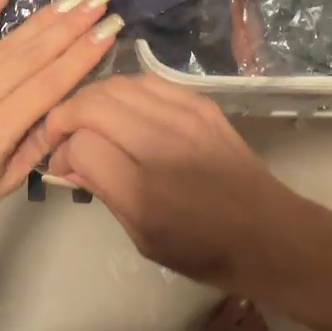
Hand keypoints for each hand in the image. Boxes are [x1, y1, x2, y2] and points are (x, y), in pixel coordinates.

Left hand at [0, 0, 121, 267]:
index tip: (110, 28)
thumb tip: (73, 101)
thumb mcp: (12, 178)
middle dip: (73, 25)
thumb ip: (42, 139)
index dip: (83, 53)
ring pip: (9, 42)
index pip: (52, 82)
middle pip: (35, 54)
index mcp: (0, 127)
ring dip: (45, 17)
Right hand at [43, 74, 314, 292]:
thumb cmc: (202, 249)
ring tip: (89, 118)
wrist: (269, 233)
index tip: (63, 166)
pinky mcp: (199, 102)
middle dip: (67, 115)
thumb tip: (69, 160)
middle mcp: (161, 145)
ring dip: (93, 98)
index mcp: (145, 192)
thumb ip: (103, 191)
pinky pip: (146, 81)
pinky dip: (124, 91)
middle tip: (63, 134)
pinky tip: (123, 109)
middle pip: (92, 104)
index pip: (81, 145)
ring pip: (116, 84)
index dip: (62, 153)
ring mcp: (183, 116)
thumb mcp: (142, 237)